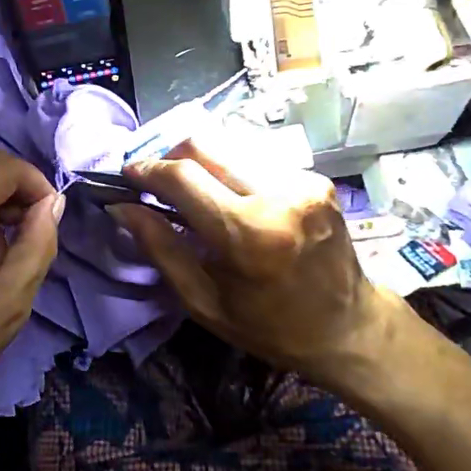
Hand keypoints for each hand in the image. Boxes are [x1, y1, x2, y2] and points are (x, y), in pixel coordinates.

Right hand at [112, 134, 407, 388]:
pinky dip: (231, 168)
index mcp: (248, 234)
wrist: (348, 326)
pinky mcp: (315, 177)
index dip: (147, 170)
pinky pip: (256, 156)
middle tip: (157, 181)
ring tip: (191, 189)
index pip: (183, 176)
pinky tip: (229, 195)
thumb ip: (161, 248)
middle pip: (204, 144)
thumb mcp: (204, 301)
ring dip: (201, 160)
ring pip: (230, 143)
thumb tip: (122, 208)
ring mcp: (302, 181)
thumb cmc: (269, 327)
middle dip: (170, 157)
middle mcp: (279, 194)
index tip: (128, 175)